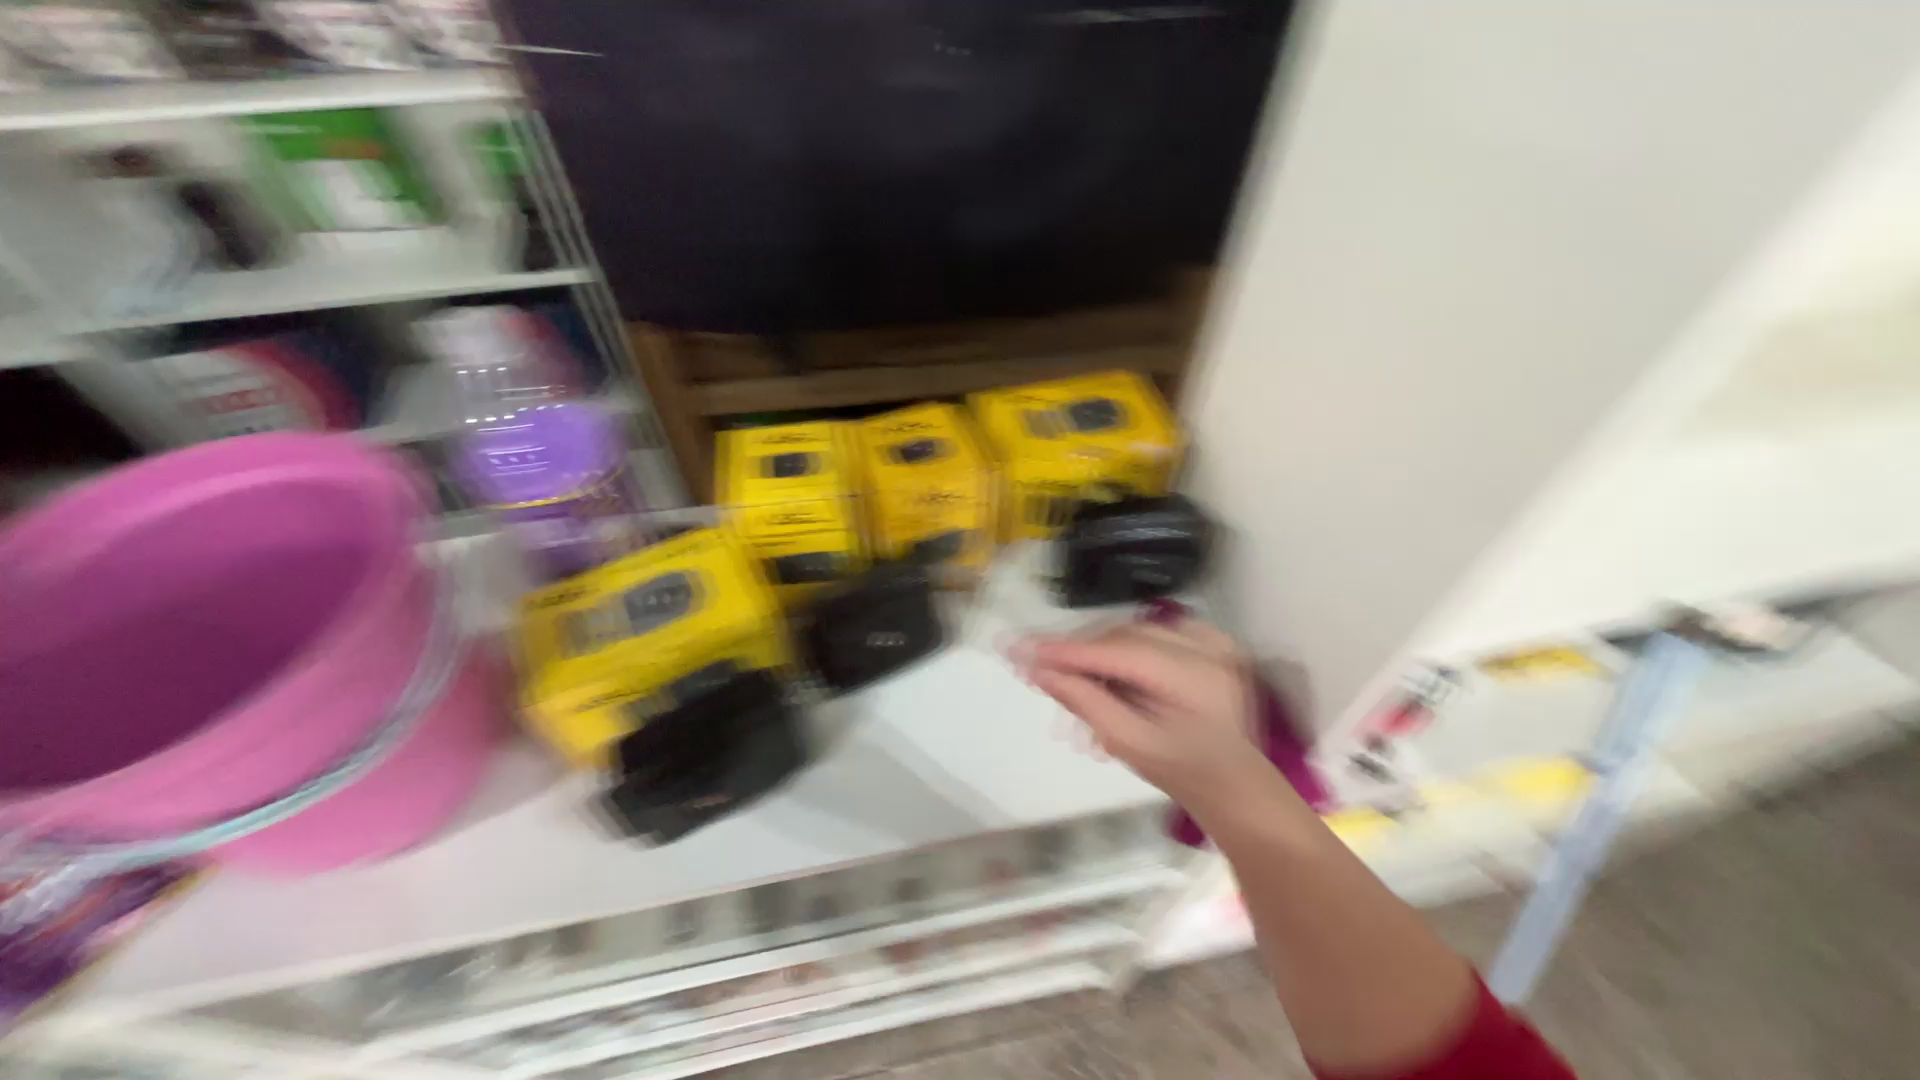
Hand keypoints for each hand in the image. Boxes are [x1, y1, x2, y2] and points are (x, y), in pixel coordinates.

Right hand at [1018, 615, 1276, 812]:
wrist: (1233, 782)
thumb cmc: (1181, 772)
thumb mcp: (1128, 743)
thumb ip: (1084, 702)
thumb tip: (1037, 670)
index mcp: (1195, 678)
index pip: (1118, 651)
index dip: (1066, 650)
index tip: (1019, 650)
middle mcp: (1208, 648)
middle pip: (1124, 635)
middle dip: (1078, 651)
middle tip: (1037, 669)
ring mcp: (1214, 641)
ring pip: (1134, 630)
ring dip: (1098, 649)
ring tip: (1069, 676)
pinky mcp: (1211, 640)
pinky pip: (1153, 631)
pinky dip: (1124, 646)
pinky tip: (1106, 669)